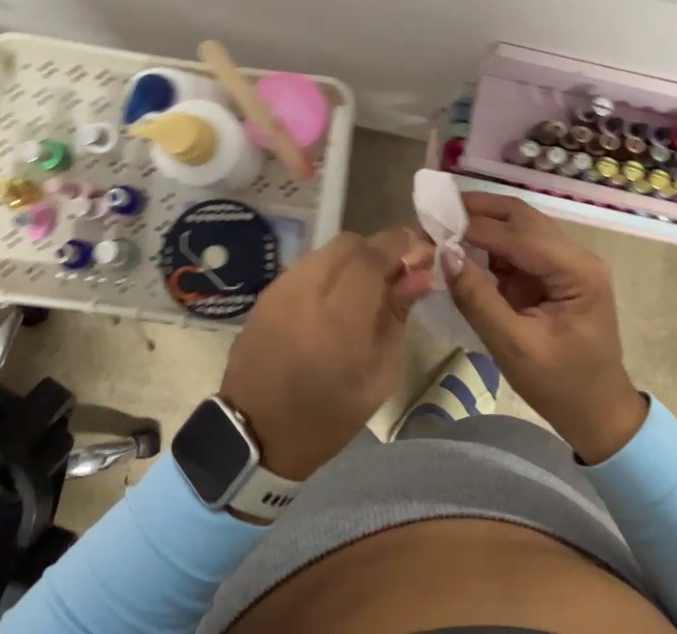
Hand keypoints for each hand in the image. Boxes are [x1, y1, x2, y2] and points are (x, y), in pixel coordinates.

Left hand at [219, 229, 433, 481]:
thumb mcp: (379, 376)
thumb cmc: (328, 416)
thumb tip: (419, 277)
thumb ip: (398, 318)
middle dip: (377, 251)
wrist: (255, 433)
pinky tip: (335, 301)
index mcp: (341, 314)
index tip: (421, 250)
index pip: (374, 253)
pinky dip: (328, 273)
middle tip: (395, 275)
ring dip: (352, 261)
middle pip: (349, 243)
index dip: (401, 243)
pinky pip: (306, 268)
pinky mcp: (266, 295)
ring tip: (365, 291)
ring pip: (325, 252)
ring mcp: (282, 288)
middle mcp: (308, 288)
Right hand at [446, 194, 646, 464]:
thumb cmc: (560, 385)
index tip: (433, 222)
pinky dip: (489, 244)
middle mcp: (576, 257)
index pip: (519, 236)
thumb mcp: (513, 347)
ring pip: (520, 227)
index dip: (475, 227)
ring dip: (483, 223)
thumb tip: (446, 255)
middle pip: (522, 218)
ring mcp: (566, 264)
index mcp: (577, 272)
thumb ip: (478, 299)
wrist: (596, 413)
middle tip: (436, 210)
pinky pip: (518, 248)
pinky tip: (462, 245)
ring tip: (442, 224)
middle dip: (479, 211)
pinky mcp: (552, 275)